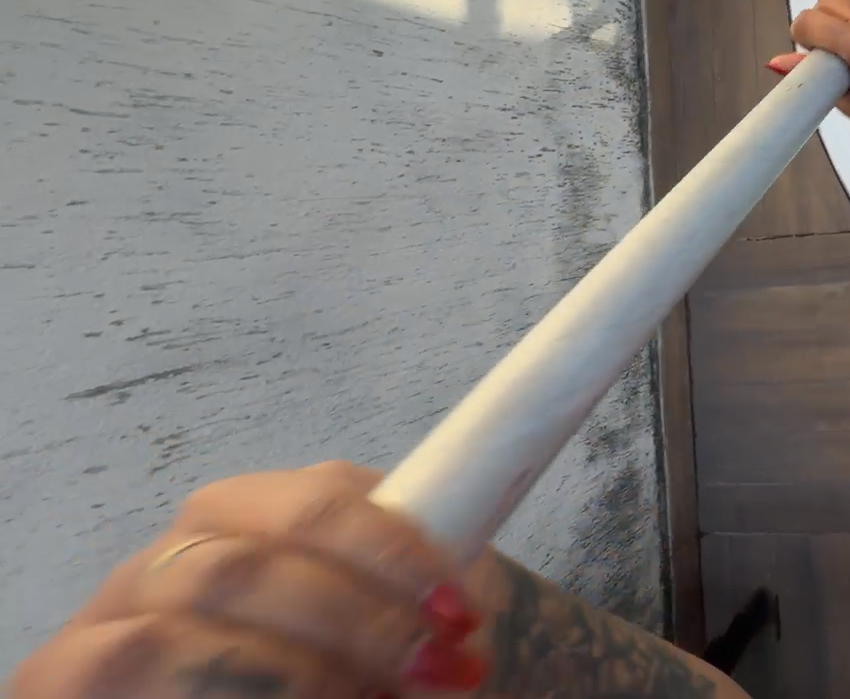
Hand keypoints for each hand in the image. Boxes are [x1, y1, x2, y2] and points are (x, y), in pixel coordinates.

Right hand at [10, 462, 488, 697]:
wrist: (371, 676)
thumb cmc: (391, 628)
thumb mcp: (410, 580)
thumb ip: (416, 552)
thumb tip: (453, 601)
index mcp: (253, 503)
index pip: (316, 504)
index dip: (390, 555)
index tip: (456, 611)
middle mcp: (166, 559)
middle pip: (245, 575)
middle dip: (351, 627)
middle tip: (431, 666)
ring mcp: (104, 635)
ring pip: (163, 649)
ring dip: (292, 679)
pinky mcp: (61, 698)